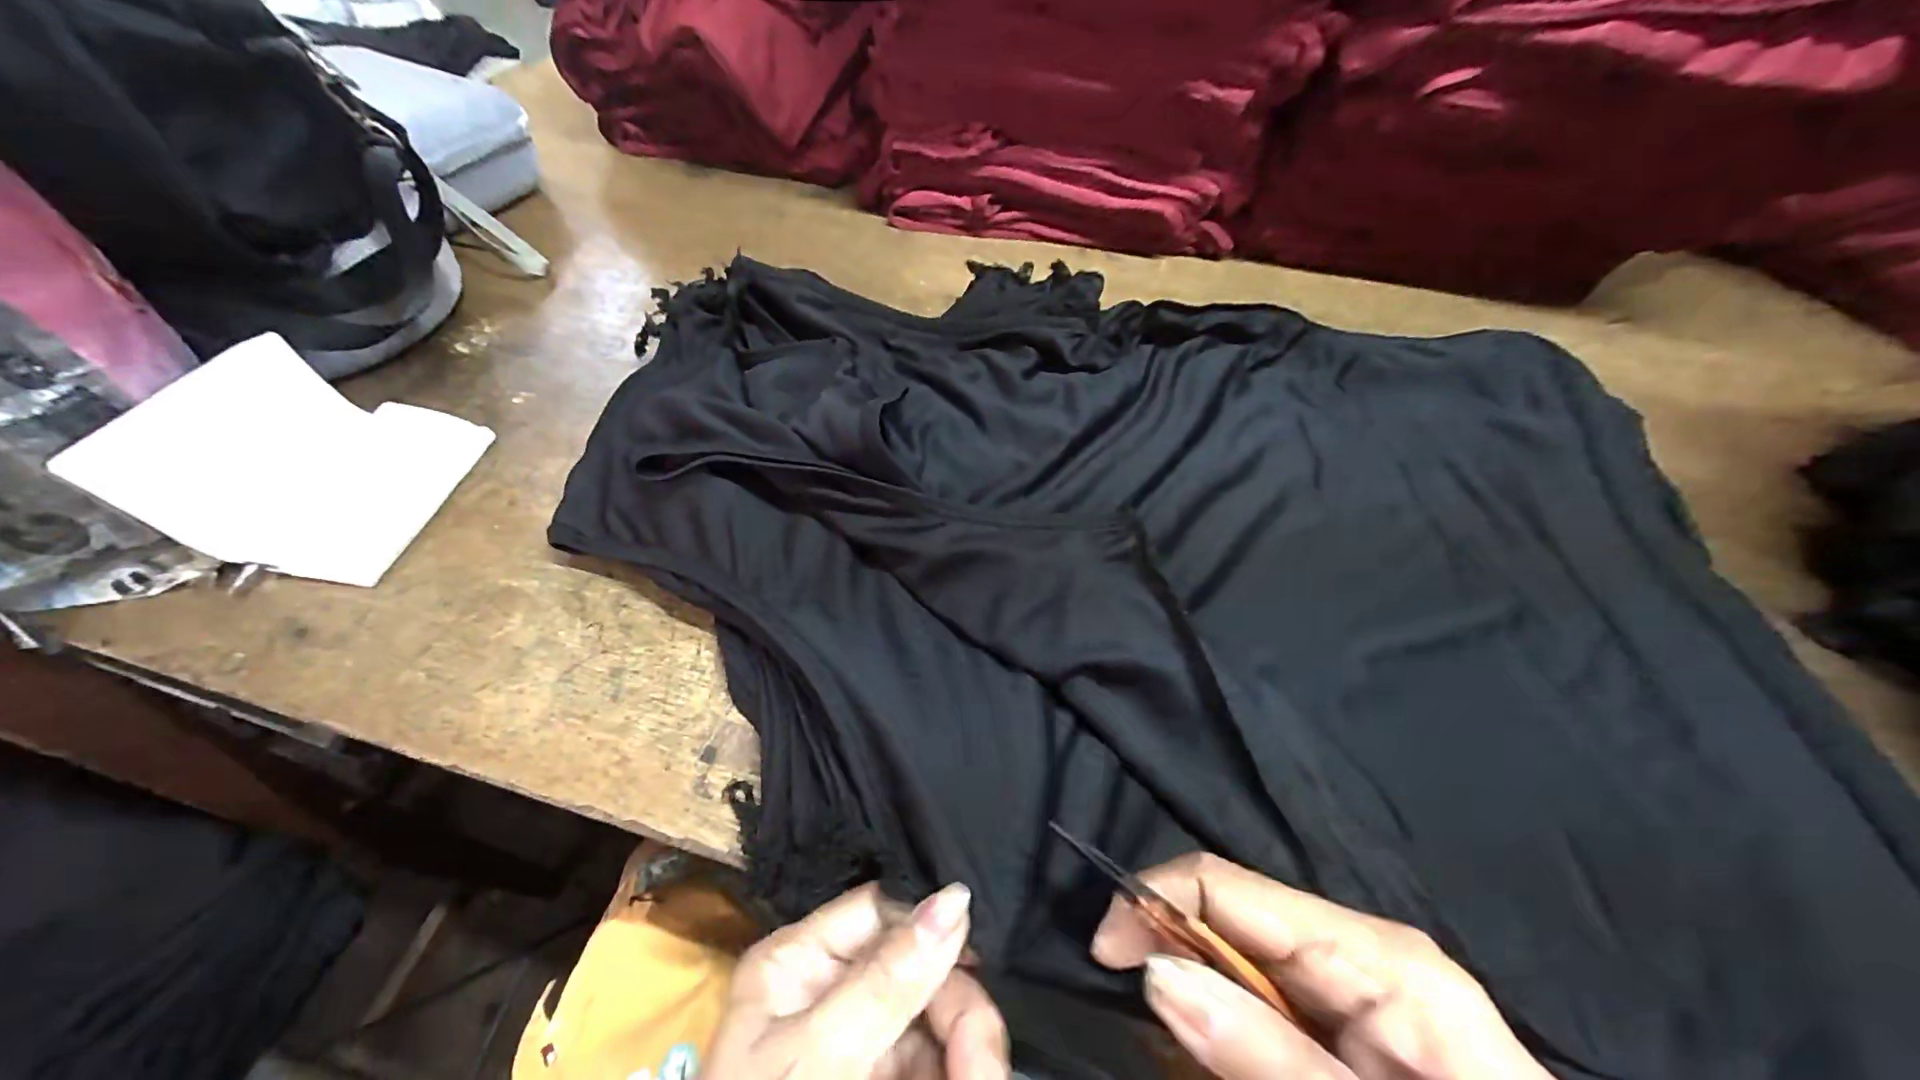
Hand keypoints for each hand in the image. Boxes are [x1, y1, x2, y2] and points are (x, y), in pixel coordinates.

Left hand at [703, 881, 1010, 1079]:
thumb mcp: (818, 1057)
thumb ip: (886, 981)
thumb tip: (956, 896)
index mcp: (796, 964)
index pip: (879, 911)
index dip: (927, 930)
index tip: (975, 968)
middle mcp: (829, 992)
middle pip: (919, 969)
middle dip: (960, 1016)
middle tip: (985, 1070)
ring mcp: (857, 1042)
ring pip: (938, 1021)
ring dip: (971, 1053)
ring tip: (985, 1079)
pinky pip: (936, 1064)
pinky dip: (961, 1071)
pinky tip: (974, 1077)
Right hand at [1091, 854, 1551, 1079]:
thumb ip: (1268, 1056)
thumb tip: (1156, 974)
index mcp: (1372, 954)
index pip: (1224, 885)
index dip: (1151, 904)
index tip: (1102, 962)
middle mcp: (1355, 950)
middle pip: (1225, 919)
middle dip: (1167, 957)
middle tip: (1136, 1032)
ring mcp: (1355, 986)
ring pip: (1237, 965)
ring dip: (1192, 1002)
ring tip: (1179, 1059)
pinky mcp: (1354, 1022)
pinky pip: (1264, 1004)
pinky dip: (1225, 1032)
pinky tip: (1218, 1063)